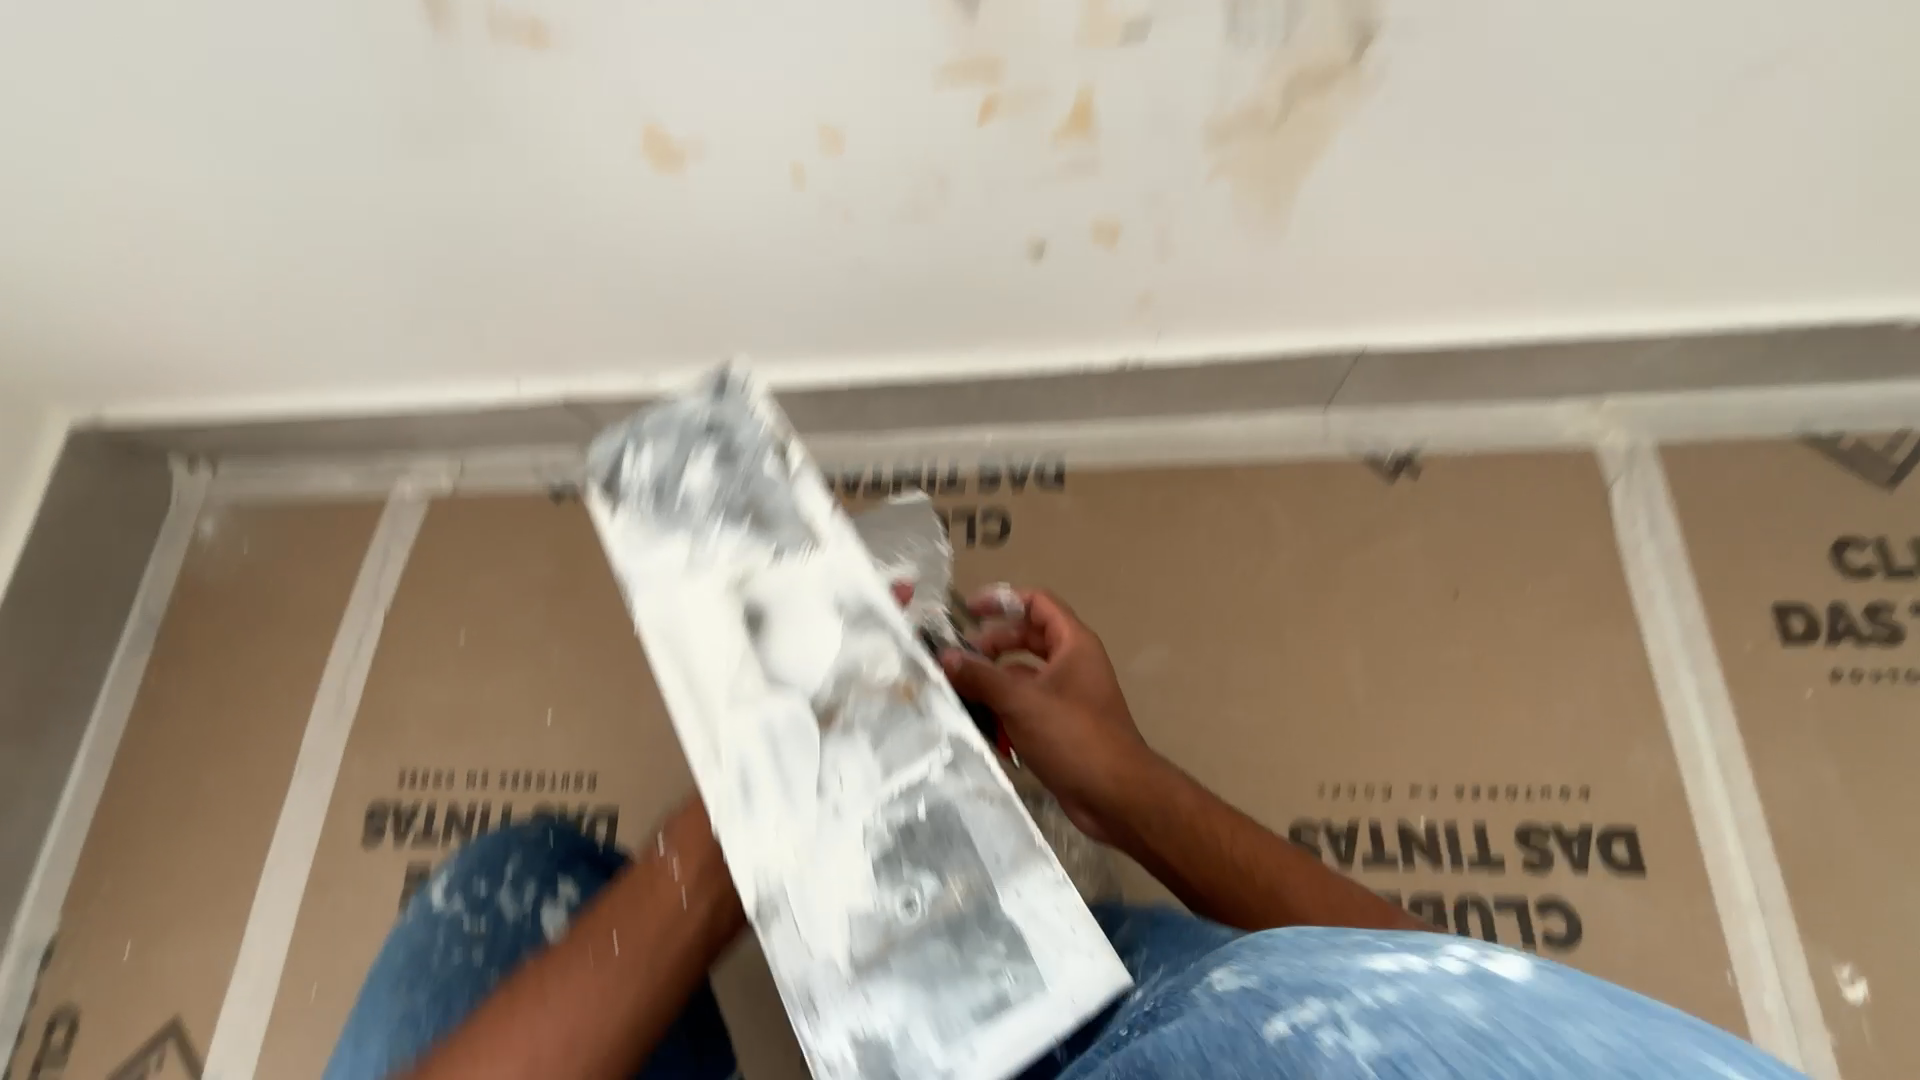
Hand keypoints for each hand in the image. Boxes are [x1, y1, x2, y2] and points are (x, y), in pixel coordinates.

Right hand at [939, 587, 1160, 844]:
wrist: (1116, 796)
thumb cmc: (1074, 736)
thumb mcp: (1021, 701)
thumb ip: (981, 676)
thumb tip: (944, 657)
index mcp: (1073, 643)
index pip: (1036, 603)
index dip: (1002, 601)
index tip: (968, 612)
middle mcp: (1071, 664)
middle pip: (1026, 639)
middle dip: (990, 646)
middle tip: (957, 659)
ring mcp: (1066, 696)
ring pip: (1022, 676)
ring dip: (992, 682)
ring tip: (957, 693)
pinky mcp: (1059, 727)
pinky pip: (1025, 707)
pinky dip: (1003, 711)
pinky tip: (978, 726)